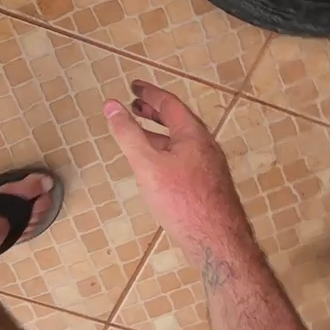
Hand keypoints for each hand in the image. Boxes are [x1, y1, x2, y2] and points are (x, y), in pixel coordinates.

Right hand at [105, 80, 252, 258]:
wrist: (218, 243)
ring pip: (181, 142)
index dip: (149, 94)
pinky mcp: (208, 186)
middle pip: (178, 121)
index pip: (169, 104)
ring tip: (139, 134)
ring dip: (159, 133)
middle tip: (134, 106)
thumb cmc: (181, 200)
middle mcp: (205, 147)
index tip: (133, 86)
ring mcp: (209, 168)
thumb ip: (128, 134)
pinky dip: (166, 151)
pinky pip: (184, 157)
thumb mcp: (147, 164)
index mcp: (193, 135)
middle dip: (154, 112)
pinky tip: (155, 167)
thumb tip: (112, 105)